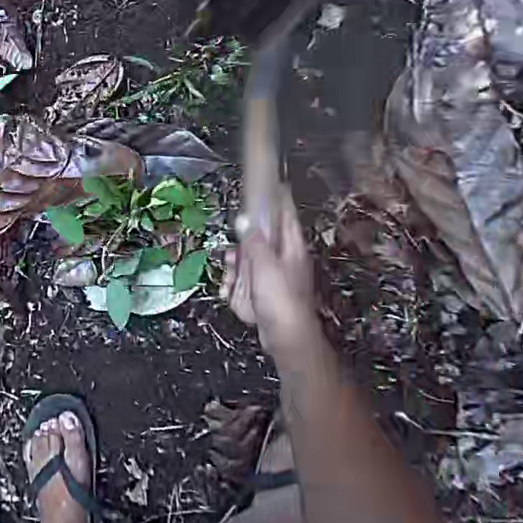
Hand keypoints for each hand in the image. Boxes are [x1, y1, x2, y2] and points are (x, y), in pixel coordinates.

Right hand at [223, 183, 316, 344]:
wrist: (285, 338)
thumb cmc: (280, 299)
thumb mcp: (264, 265)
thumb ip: (253, 241)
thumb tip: (244, 218)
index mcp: (291, 248)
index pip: (286, 215)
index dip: (279, 200)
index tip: (273, 184)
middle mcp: (284, 259)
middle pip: (260, 239)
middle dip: (243, 245)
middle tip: (234, 254)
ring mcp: (274, 277)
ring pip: (248, 261)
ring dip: (235, 268)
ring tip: (231, 277)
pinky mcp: (264, 294)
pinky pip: (244, 283)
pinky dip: (235, 286)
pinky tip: (232, 293)